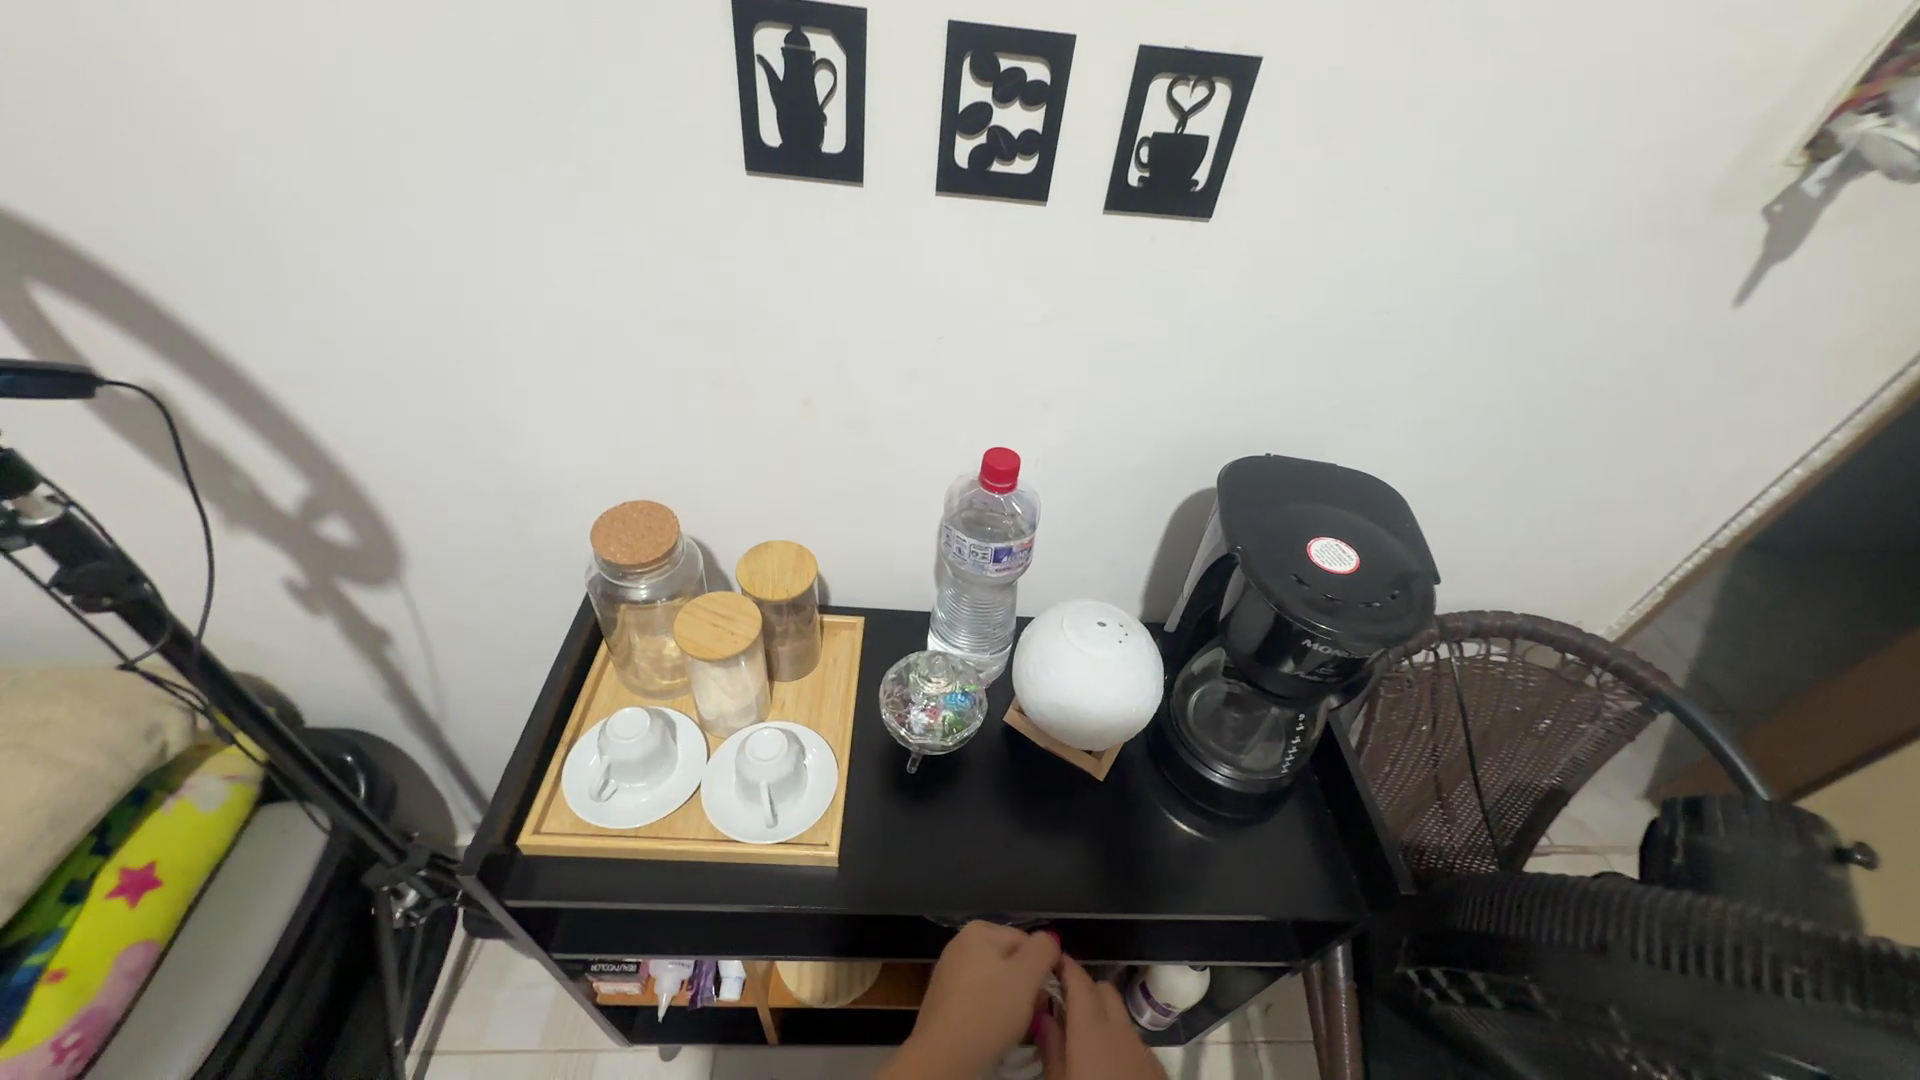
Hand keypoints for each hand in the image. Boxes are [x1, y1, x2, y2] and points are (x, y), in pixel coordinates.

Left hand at [878, 921, 1059, 1079]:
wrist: (944, 1055)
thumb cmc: (988, 1010)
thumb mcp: (1027, 976)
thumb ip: (1044, 949)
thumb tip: (1050, 939)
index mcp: (978, 930)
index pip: (1027, 942)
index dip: (1041, 969)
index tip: (1042, 996)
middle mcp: (960, 943)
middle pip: (1010, 961)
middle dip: (1024, 986)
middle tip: (1029, 1012)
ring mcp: (949, 972)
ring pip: (995, 982)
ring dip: (1009, 1002)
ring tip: (1010, 1024)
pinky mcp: (944, 999)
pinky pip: (978, 998)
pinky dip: (989, 1012)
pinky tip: (991, 1029)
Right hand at [1038, 956, 1166, 1078]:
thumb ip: (1050, 1045)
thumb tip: (1041, 1013)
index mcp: (1091, 1028)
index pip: (1079, 979)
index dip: (1065, 966)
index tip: (1048, 962)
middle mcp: (1120, 1029)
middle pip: (1102, 990)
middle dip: (1083, 989)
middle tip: (1060, 1005)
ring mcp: (1142, 1048)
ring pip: (1119, 1015)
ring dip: (1101, 1016)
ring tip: (1079, 1038)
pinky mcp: (1157, 1069)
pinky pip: (1133, 1040)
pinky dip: (1117, 1038)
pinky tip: (1104, 1064)